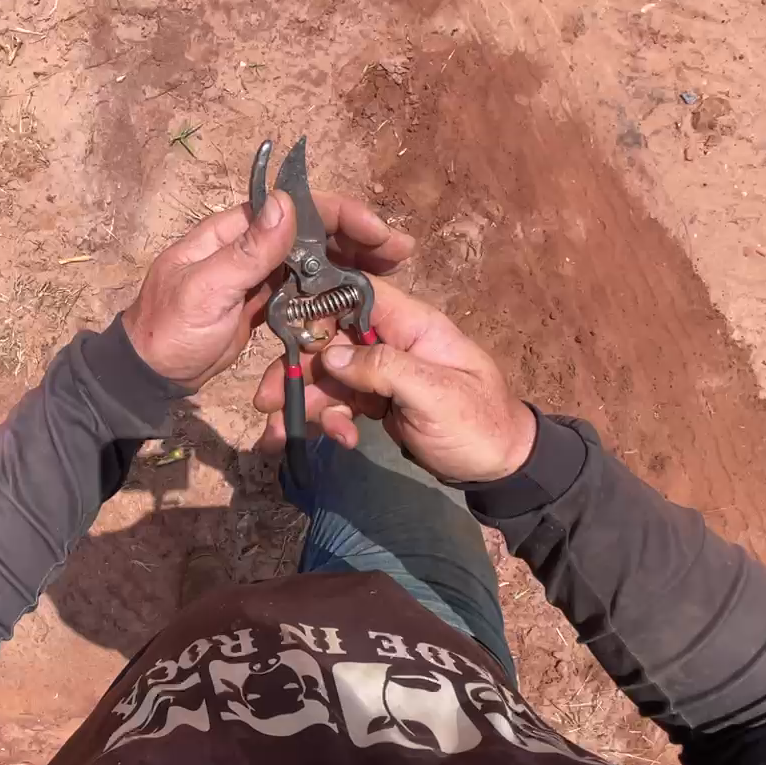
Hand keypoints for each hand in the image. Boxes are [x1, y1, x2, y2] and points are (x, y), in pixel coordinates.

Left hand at [125, 191, 415, 388]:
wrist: (151, 376)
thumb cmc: (170, 330)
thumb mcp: (204, 290)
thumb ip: (246, 252)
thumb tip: (286, 203)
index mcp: (232, 232)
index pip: (293, 209)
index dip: (339, 214)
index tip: (376, 231)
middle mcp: (249, 248)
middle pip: (311, 233)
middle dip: (356, 239)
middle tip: (400, 252)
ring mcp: (258, 279)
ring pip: (312, 264)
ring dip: (350, 265)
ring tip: (392, 273)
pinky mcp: (263, 307)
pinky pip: (303, 295)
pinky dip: (330, 295)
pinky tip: (358, 301)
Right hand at [252, 276, 535, 482]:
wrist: (500, 469)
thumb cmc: (477, 423)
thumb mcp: (436, 395)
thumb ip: (383, 369)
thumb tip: (330, 356)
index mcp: (411, 325)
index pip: (355, 295)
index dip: (317, 307)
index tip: (285, 334)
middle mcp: (389, 342)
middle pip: (329, 342)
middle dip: (296, 371)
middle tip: (265, 401)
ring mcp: (379, 373)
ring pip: (327, 378)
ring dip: (302, 404)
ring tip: (279, 435)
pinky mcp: (373, 402)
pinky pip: (338, 405)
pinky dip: (328, 423)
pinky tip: (338, 441)